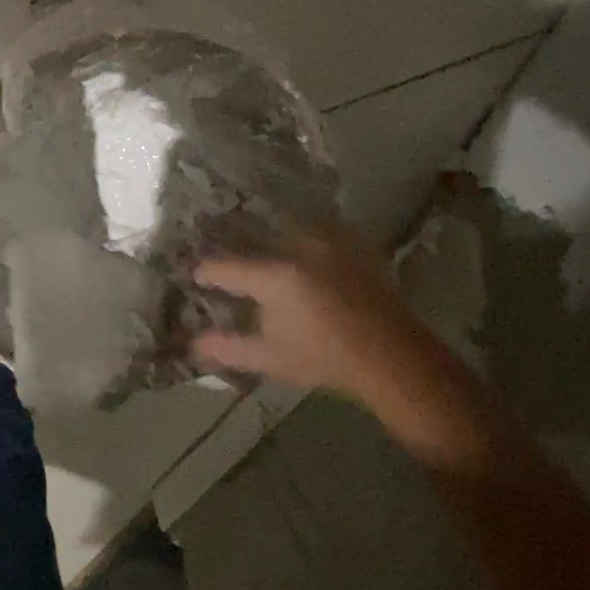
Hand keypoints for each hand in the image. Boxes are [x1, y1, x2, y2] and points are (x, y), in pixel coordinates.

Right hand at [189, 229, 430, 396]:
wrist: (395, 361)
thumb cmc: (325, 359)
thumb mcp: (270, 358)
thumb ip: (228, 347)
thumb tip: (194, 344)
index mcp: (274, 277)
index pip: (226, 267)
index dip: (208, 273)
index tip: (198, 276)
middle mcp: (299, 251)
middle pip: (257, 239)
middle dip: (239, 246)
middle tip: (229, 259)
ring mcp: (331, 246)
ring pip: (289, 228)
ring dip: (273, 234)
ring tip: (263, 245)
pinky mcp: (355, 249)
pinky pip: (321, 230)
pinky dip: (305, 232)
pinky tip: (302, 247)